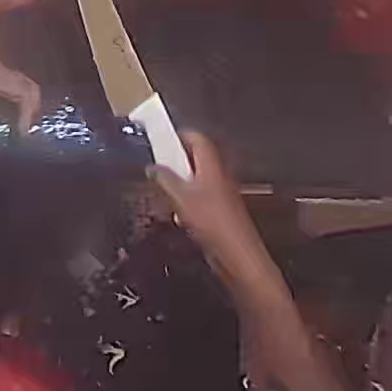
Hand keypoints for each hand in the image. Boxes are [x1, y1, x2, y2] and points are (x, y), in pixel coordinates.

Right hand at [150, 131, 266, 265]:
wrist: (238, 255)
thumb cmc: (211, 221)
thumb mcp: (180, 196)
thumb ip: (164, 178)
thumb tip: (152, 167)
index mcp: (211, 166)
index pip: (198, 139)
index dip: (180, 134)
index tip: (162, 136)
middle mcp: (219, 176)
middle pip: (197, 158)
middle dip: (177, 159)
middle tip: (158, 163)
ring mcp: (222, 194)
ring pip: (198, 178)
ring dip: (180, 181)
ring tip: (163, 189)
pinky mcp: (221, 212)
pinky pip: (201, 197)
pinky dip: (187, 199)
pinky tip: (177, 213)